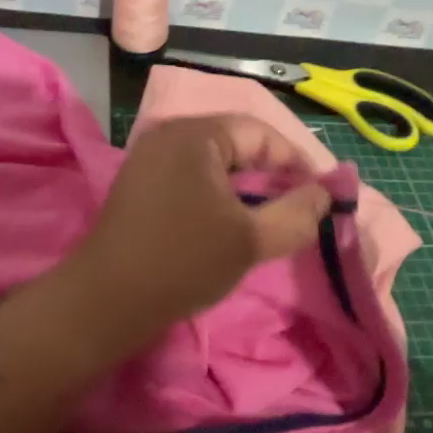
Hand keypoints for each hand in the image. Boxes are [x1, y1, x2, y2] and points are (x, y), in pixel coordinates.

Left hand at [68, 115, 331, 344]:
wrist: (106, 299)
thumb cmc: (183, 261)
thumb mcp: (250, 240)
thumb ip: (296, 214)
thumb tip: (325, 194)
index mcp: (194, 134)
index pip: (260, 133)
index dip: (296, 161)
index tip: (322, 194)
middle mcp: (169, 134)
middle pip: (236, 142)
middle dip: (271, 173)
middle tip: (300, 207)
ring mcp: (150, 158)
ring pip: (214, 162)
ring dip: (245, 186)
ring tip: (271, 218)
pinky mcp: (140, 183)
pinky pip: (191, 176)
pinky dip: (217, 193)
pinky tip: (230, 223)